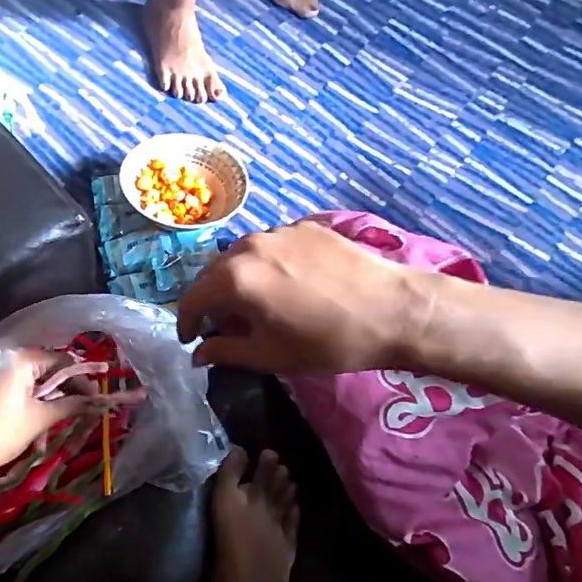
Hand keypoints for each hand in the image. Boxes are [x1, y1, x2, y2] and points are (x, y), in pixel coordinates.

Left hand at [0, 349, 101, 472]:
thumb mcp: (38, 420)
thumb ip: (69, 405)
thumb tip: (94, 400)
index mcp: (19, 361)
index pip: (60, 360)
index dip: (81, 378)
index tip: (95, 396)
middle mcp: (3, 358)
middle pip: (43, 367)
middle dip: (64, 386)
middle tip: (81, 406)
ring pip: (26, 377)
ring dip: (45, 393)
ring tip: (60, 412)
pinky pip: (9, 384)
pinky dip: (25, 395)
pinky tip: (33, 413)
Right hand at [177, 220, 442, 374]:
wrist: (395, 310)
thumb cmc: (328, 341)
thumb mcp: (270, 356)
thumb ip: (225, 352)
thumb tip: (199, 354)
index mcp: (235, 279)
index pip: (192, 299)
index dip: (186, 323)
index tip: (191, 340)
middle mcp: (248, 246)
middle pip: (213, 274)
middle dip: (210, 300)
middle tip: (221, 325)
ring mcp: (278, 231)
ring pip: (240, 256)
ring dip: (237, 280)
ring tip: (254, 303)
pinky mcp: (304, 226)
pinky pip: (270, 245)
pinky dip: (265, 265)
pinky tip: (285, 284)